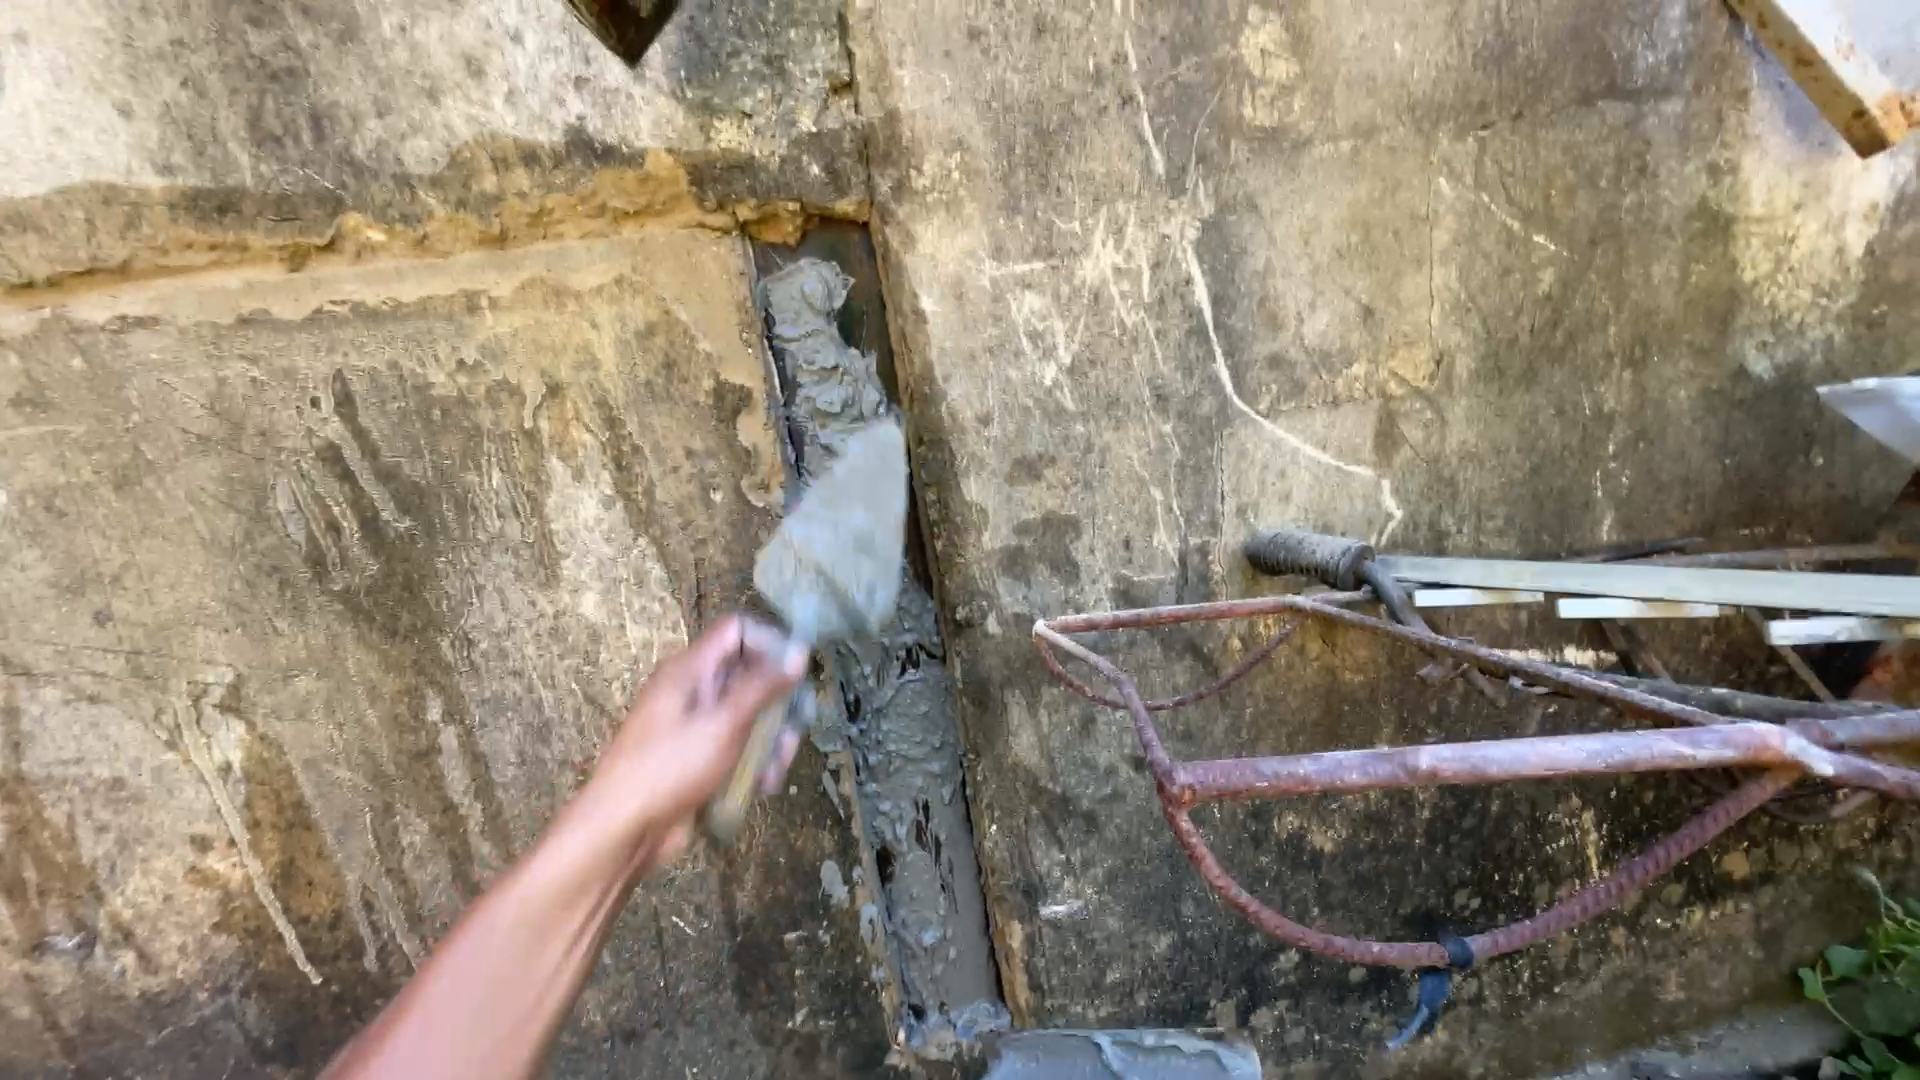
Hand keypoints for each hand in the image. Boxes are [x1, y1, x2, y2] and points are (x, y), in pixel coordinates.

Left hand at [578, 614, 807, 873]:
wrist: (623, 832)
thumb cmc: (669, 768)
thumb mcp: (723, 723)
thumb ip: (763, 685)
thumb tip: (799, 650)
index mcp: (691, 670)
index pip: (738, 631)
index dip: (769, 643)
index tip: (795, 673)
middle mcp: (695, 690)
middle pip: (751, 675)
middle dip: (779, 703)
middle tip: (795, 728)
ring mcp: (698, 725)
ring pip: (751, 715)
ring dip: (772, 739)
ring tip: (775, 768)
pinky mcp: (701, 757)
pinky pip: (740, 746)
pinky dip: (755, 761)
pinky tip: (762, 786)